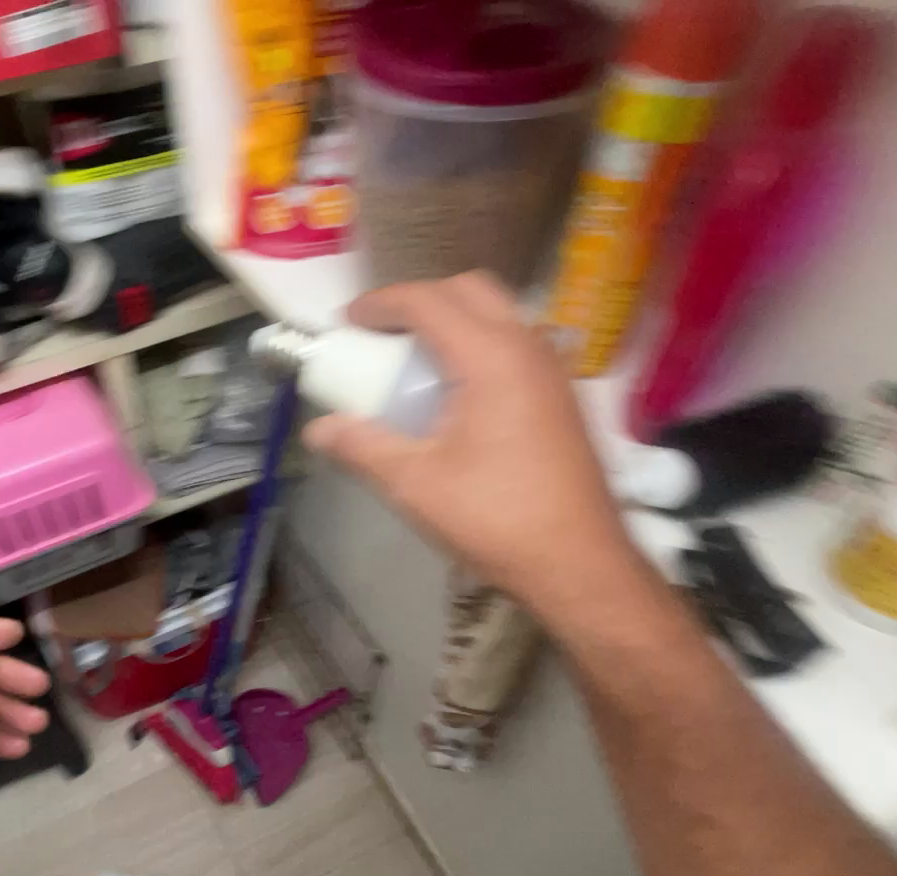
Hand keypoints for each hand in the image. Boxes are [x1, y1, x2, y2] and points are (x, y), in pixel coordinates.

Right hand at [302, 273, 646, 627]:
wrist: (579, 564)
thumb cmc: (494, 519)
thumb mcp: (414, 485)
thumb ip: (362, 447)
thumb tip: (317, 430)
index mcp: (491, 358)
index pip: (428, 301)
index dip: (381, 304)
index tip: (348, 323)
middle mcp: (529, 348)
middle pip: (470, 290)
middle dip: (420, 302)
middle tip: (384, 337)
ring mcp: (555, 371)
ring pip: (499, 315)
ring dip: (454, 323)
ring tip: (417, 366)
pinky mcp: (565, 397)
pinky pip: (517, 345)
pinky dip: (480, 347)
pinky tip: (459, 398)